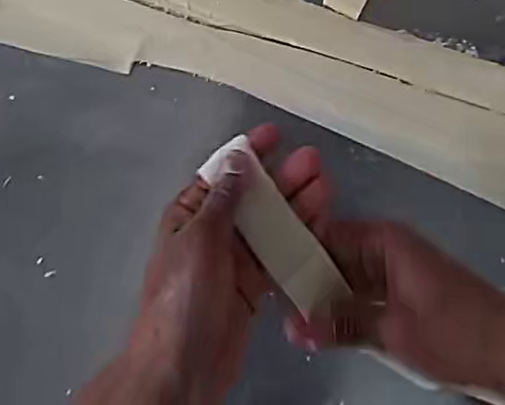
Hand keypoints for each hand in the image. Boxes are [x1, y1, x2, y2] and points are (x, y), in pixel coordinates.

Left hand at [78, 124, 330, 404]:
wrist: (180, 371)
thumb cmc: (182, 298)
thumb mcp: (200, 239)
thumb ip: (225, 198)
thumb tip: (239, 159)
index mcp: (192, 214)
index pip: (224, 172)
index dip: (250, 151)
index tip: (275, 134)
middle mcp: (215, 231)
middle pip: (254, 195)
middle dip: (283, 176)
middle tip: (313, 162)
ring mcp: (235, 259)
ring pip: (271, 223)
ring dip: (296, 205)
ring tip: (324, 188)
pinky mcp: (253, 285)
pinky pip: (278, 254)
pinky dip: (297, 239)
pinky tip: (317, 226)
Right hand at [284, 221, 504, 404]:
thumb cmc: (455, 331)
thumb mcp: (393, 331)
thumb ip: (343, 324)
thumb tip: (294, 324)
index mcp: (385, 238)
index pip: (328, 233)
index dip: (299, 252)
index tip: (271, 274)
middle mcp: (390, 245)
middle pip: (338, 254)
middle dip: (311, 281)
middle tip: (279, 306)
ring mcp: (400, 269)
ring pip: (351, 276)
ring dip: (330, 298)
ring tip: (296, 321)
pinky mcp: (409, 292)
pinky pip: (368, 292)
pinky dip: (350, 308)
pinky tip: (330, 328)